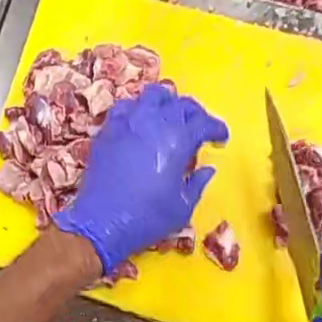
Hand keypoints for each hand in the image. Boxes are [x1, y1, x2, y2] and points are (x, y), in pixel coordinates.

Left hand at [53, 83, 228, 275]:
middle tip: (198, 128)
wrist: (101, 224)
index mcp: (178, 139)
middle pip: (180, 103)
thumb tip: (206, 170)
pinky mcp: (107, 131)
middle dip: (194, 113)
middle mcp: (153, 122)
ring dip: (165, 103)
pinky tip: (139, 124)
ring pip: (152, 96)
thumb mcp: (181, 208)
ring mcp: (128, 123)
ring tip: (168, 117)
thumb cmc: (146, 219)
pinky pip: (126, 108)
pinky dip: (138, 110)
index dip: (216, 129)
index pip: (204, 122)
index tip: (221, 139)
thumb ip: (197, 184)